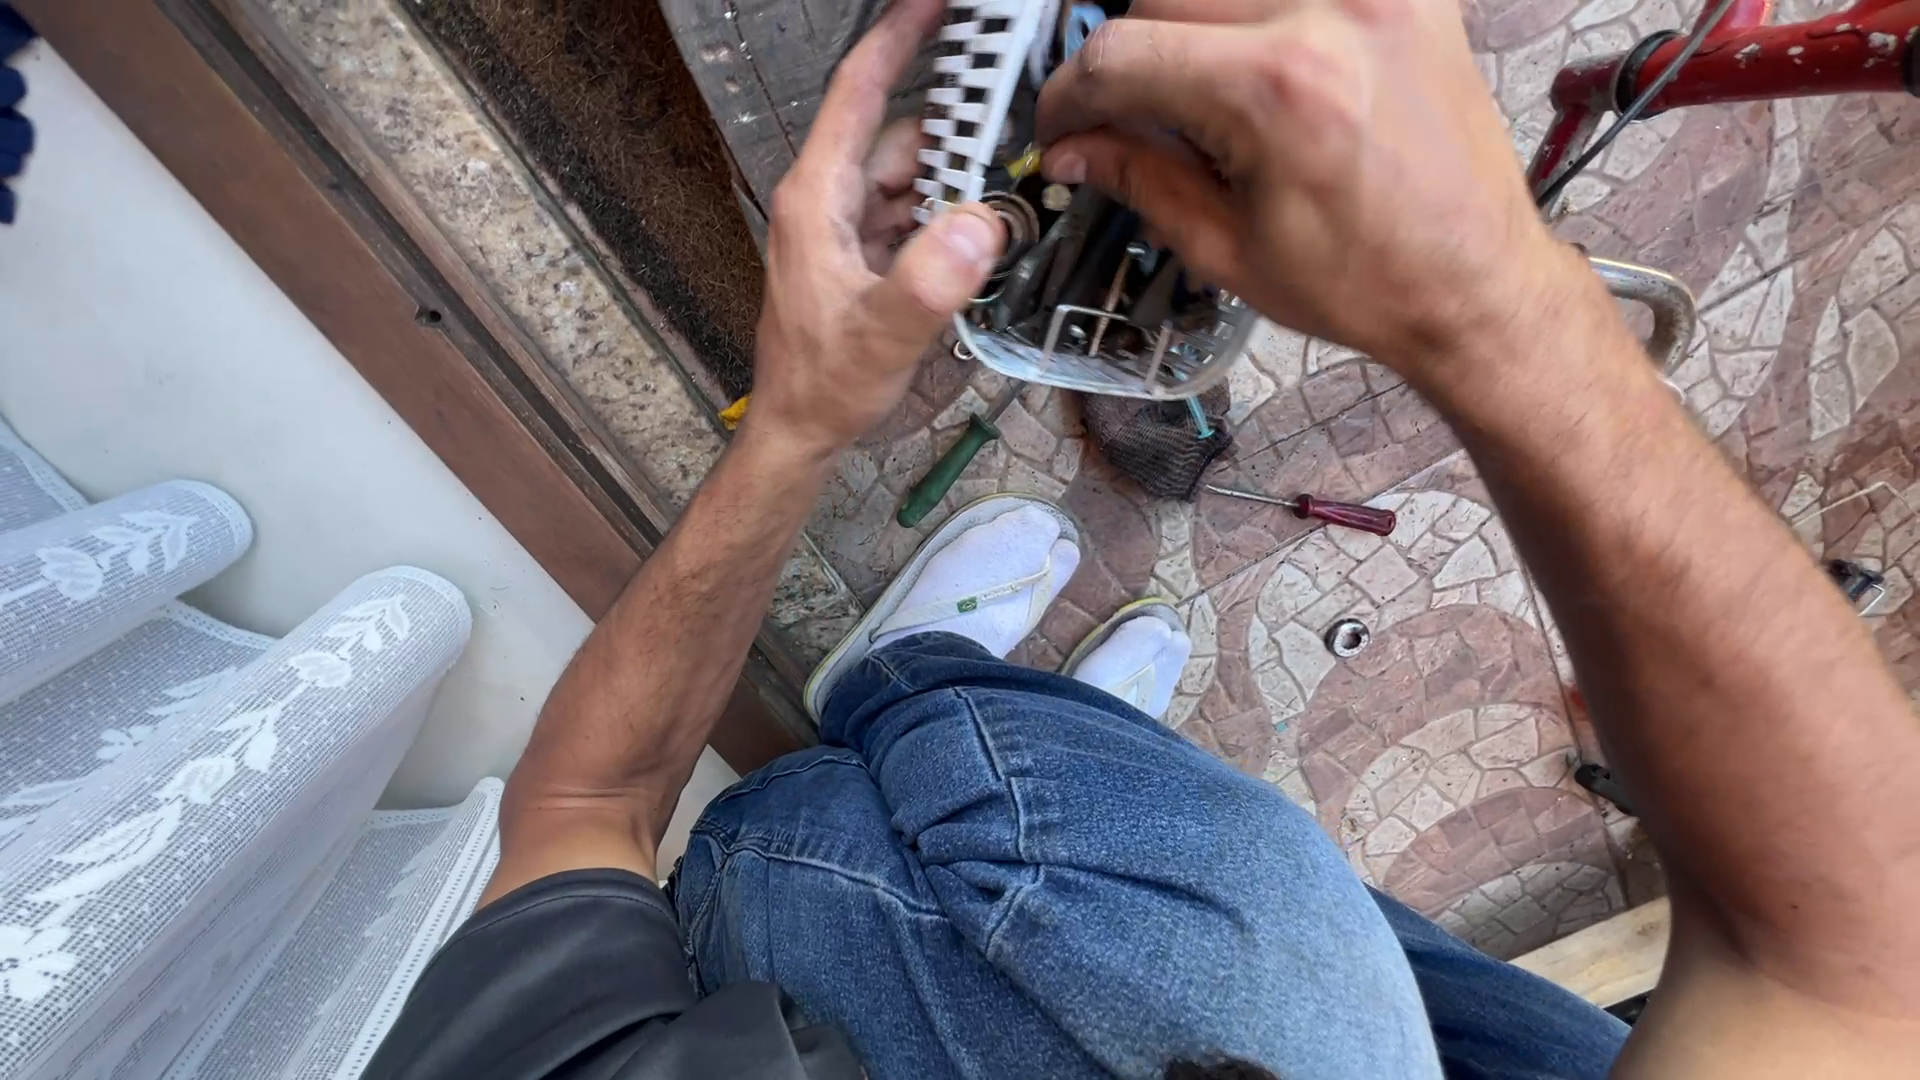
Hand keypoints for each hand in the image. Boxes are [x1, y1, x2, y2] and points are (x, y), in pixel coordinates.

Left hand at [746, 0, 1004, 459]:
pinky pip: (906, 220)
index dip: (900, 36)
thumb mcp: (880, 338)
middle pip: (897, 140)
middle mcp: (826, 203)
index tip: (940, 0)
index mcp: (818, 198)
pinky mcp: (859, 261)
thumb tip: (983, 223)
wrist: (801, 429)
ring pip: (906, 183)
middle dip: (954, 138)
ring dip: (952, 189)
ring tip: (1002, 205)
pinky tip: (972, 244)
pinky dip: (941, 224)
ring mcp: (843, 233)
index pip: (860, 90)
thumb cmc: (826, 385)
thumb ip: (928, 283)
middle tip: (1014, 144)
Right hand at [1034, 0, 1583, 388]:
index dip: (1067, 95)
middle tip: (1111, 118)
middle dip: (1118, 57)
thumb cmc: (1355, 285)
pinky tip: (1236, 66)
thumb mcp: (1224, 249)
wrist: (1468, 280)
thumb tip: (1073, 151)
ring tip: (1176, 95)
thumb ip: (1140, 180)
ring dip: (1177, 29)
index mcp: (1276, 93)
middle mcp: (1330, 10)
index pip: (1122, 54)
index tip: (1057, 129)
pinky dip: (1240, 20)